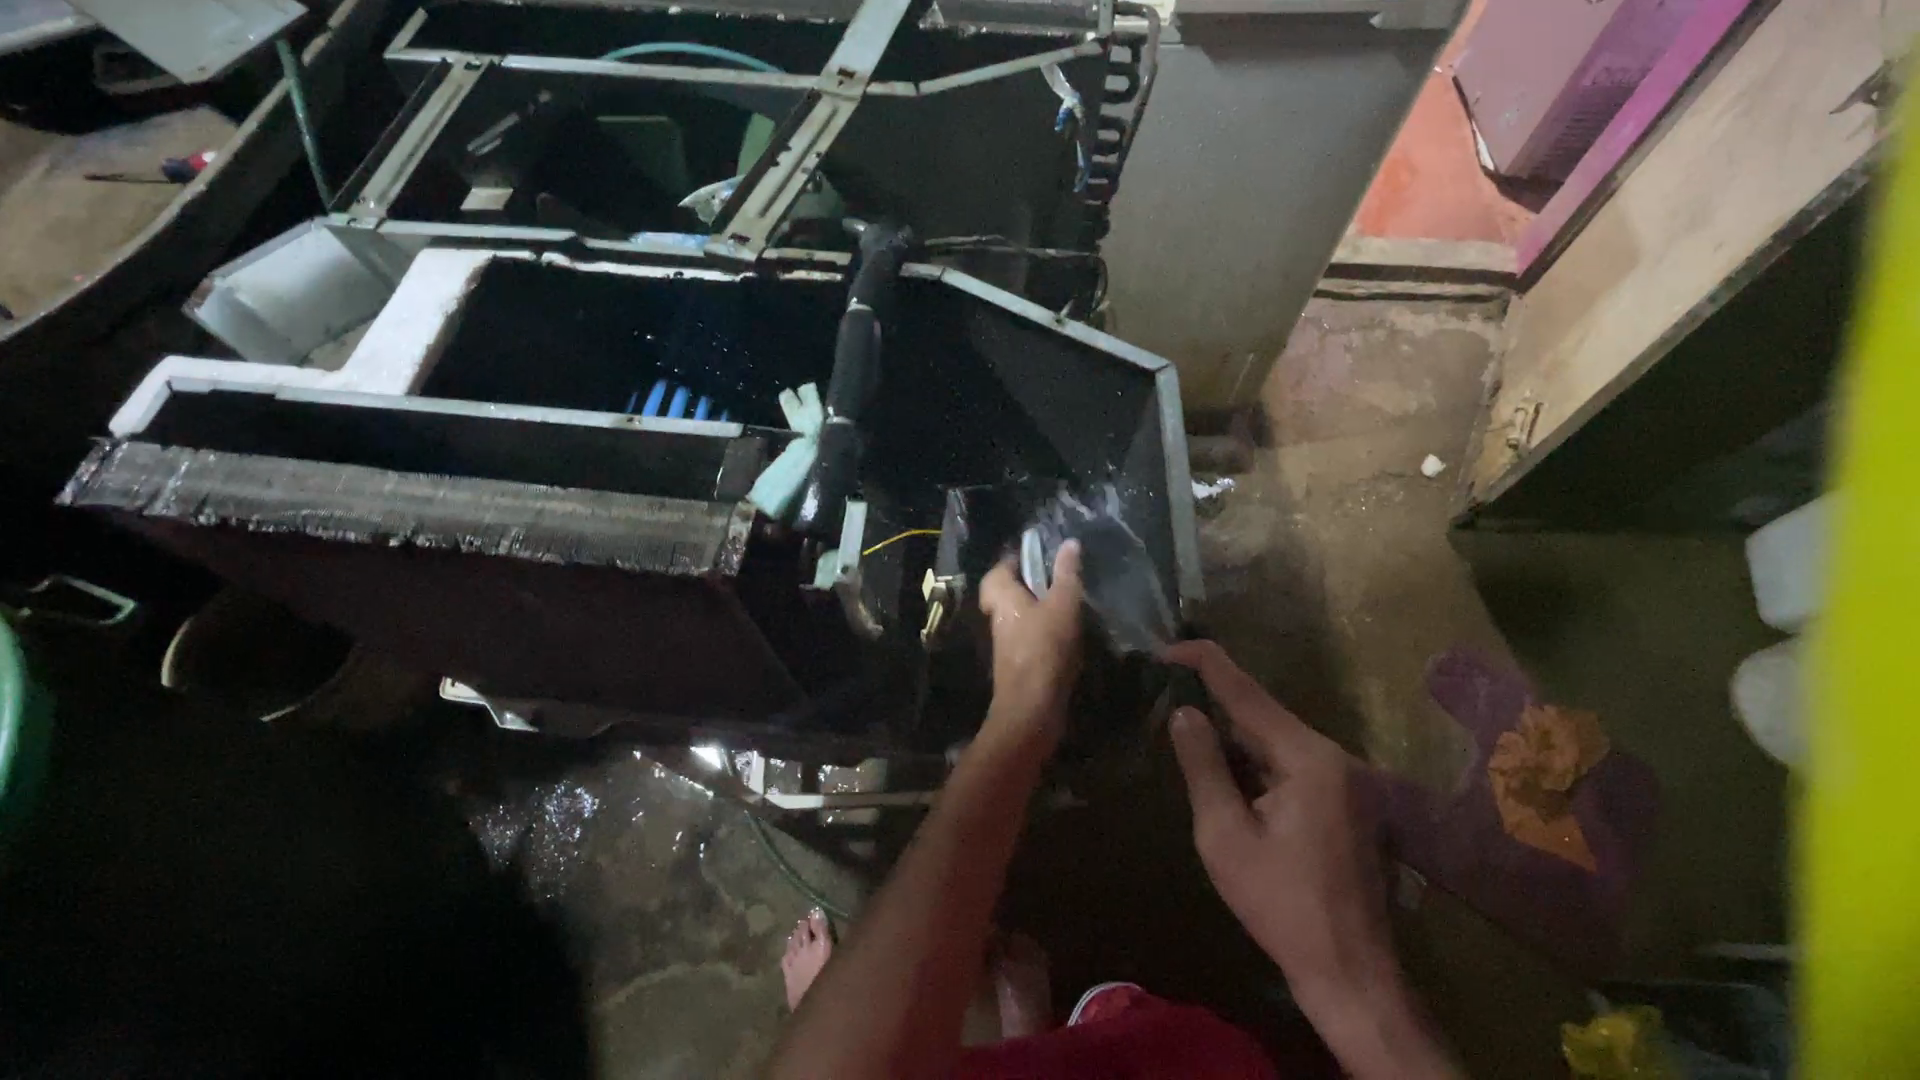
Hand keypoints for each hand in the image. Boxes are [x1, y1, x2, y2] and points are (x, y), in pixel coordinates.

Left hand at [978, 541, 1083, 747]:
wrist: (1032, 709)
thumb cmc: (1044, 649)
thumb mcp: (1062, 605)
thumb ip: (1066, 575)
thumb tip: (1070, 543)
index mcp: (1002, 598)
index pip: (998, 571)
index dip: (1015, 561)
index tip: (1039, 556)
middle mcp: (999, 619)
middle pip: (1006, 595)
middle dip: (1028, 587)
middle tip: (1056, 582)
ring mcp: (1007, 645)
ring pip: (1019, 618)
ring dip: (1039, 611)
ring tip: (1069, 605)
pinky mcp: (1019, 666)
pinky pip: (1029, 640)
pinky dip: (1045, 634)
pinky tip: (1068, 637)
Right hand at [1162, 640, 1392, 1008]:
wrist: (1350, 970)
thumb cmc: (1279, 903)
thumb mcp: (1224, 834)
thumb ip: (1203, 766)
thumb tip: (1184, 713)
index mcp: (1307, 757)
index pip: (1247, 692)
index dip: (1205, 662)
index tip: (1166, 648)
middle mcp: (1334, 756)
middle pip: (1264, 716)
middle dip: (1215, 704)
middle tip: (1167, 695)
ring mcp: (1347, 781)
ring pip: (1277, 742)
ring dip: (1235, 738)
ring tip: (1188, 733)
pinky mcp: (1348, 803)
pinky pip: (1293, 765)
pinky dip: (1257, 764)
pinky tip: (1229, 777)